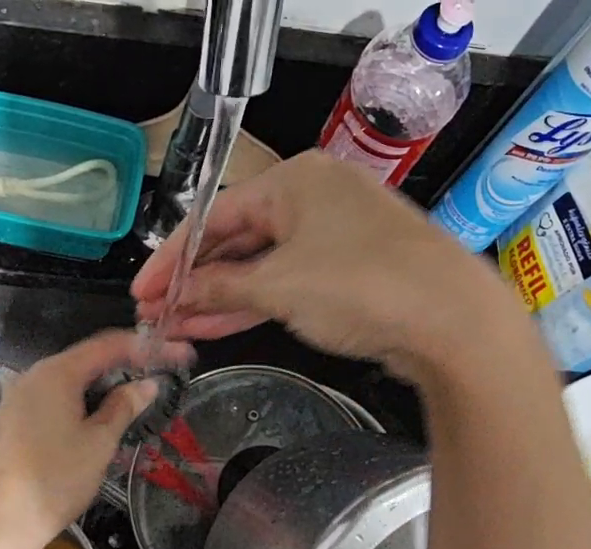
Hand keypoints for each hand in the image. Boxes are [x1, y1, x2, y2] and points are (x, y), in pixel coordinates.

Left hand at [0, 331, 165, 548]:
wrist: (8, 519)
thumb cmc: (58, 477)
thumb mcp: (100, 442)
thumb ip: (124, 406)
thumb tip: (147, 384)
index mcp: (56, 373)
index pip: (106, 345)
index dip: (144, 348)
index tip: (177, 355)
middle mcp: (33, 375)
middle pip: (85, 359)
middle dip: (123, 366)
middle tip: (157, 379)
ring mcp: (19, 397)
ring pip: (69, 380)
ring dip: (102, 386)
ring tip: (134, 400)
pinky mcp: (14, 418)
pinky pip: (53, 398)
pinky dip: (80, 401)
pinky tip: (98, 417)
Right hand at [131, 151, 533, 378]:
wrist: (449, 320)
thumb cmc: (362, 285)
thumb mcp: (278, 286)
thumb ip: (219, 287)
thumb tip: (175, 295)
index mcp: (294, 180)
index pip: (214, 216)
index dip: (171, 258)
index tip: (141, 291)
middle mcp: (311, 200)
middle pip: (234, 240)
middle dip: (192, 280)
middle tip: (154, 313)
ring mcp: (329, 237)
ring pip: (257, 267)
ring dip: (216, 297)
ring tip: (174, 326)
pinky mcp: (343, 273)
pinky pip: (281, 285)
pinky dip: (249, 305)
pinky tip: (213, 326)